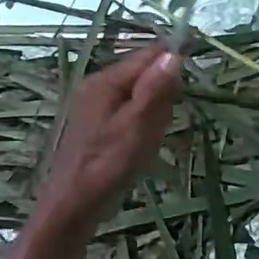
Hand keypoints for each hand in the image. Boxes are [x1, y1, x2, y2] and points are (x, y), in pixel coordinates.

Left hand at [33, 45, 182, 232]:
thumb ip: (155, 88)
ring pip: (138, 97)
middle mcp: (97, 86)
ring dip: (153, 116)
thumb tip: (173, 54)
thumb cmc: (107, 164)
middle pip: (143, 75)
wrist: (74, 204)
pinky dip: (141, 127)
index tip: (185, 92)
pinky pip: (128, 114)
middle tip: (159, 126)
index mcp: (105, 80)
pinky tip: (139, 148)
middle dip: (161, 97)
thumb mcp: (138, 124)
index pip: (147, 56)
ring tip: (149, 141)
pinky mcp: (97, 126)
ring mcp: (95, 106)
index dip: (171, 67)